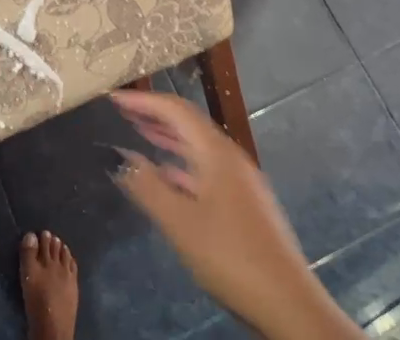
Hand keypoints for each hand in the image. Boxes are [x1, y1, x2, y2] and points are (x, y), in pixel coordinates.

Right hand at [110, 90, 358, 339]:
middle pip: (188, 124)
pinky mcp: (242, 203)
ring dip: (167, 137)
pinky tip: (165, 175)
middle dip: (154, 114)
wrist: (287, 301)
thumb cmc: (230, 255)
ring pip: (196, 146)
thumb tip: (118, 156)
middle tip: (120, 110)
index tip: (112, 98)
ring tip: (137, 132)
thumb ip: (147, 186)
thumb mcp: (180, 222)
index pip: (176, 110)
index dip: (143, 100)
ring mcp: (239, 180)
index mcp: (216, 152)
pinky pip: (204, 168)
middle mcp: (229, 158)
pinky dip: (180, 163)